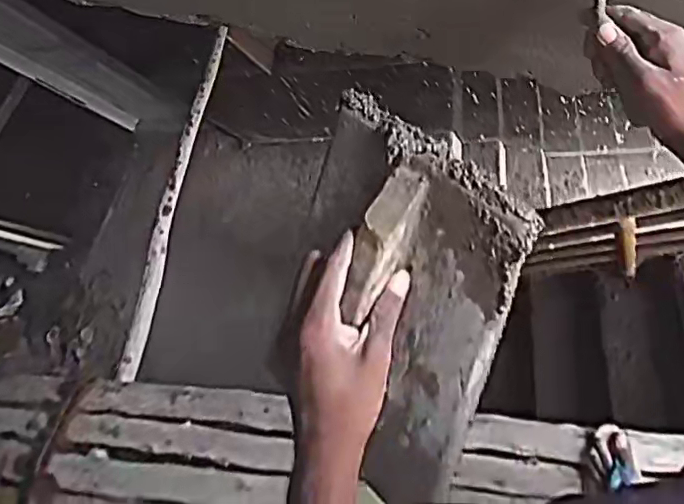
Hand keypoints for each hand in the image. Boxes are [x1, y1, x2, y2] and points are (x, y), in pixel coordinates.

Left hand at [283, 232, 409, 501]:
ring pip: (298, 294)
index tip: (351, 234)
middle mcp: (294, 327)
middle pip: (308, 277)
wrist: (326, 448)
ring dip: (319, 281)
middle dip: (328, 261)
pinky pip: (295, 312)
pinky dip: (311, 300)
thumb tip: (399, 278)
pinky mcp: (283, 354)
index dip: (342, 251)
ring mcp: (284, 341)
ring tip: (342, 275)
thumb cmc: (352, 406)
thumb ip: (386, 312)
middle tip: (349, 251)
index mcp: (316, 324)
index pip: (330, 273)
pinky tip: (329, 308)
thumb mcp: (377, 356)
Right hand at [586, 4, 683, 148]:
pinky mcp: (654, 67)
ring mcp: (659, 53)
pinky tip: (622, 88)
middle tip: (605, 70)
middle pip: (619, 30)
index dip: (600, 25)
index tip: (588, 41)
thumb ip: (620, 51)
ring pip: (619, 47)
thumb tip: (603, 27)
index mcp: (663, 36)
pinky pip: (626, 61)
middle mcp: (663, 39)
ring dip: (610, 65)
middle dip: (604, 50)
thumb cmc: (676, 112)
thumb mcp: (642, 79)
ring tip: (616, 84)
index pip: (622, 14)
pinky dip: (619, 74)